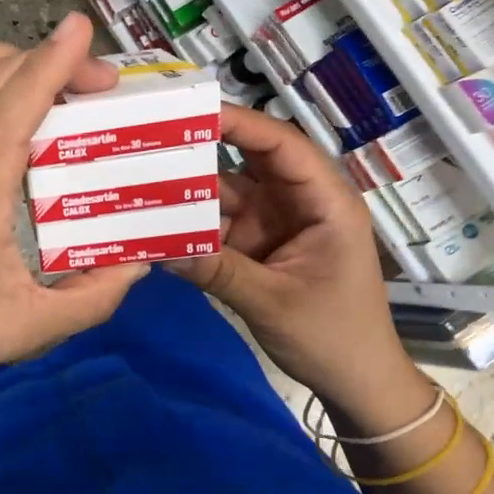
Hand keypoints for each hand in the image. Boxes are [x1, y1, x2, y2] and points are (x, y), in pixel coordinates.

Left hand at [0, 13, 150, 403]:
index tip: (77, 33)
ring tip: (52, 70)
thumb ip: (95, 296)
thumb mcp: (34, 330)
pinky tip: (9, 93)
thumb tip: (141, 256)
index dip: (40, 73)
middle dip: (42, 61)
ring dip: (2, 59)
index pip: (1, 125)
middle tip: (100, 77)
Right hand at [165, 105, 406, 399]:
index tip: (188, 111)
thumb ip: (216, 271)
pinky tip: (151, 219)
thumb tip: (156, 248)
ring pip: (225, 192)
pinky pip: (218, 225)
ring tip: (137, 177)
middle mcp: (298, 202)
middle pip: (248, 160)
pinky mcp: (257, 245)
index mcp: (325, 202)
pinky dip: (188, 224)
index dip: (239, 122)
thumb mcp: (273, 304)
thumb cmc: (334, 337)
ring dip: (187, 189)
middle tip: (149, 136)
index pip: (282, 145)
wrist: (356, 382)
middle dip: (202, 148)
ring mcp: (275, 223)